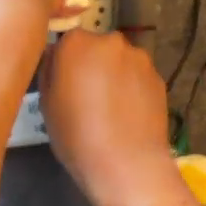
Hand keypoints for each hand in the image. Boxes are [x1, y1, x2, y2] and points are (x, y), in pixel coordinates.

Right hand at [39, 29, 179, 205]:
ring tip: (109, 110)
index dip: (62, 64)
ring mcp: (139, 58)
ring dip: (112, 76)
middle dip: (90, 66)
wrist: (126, 164)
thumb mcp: (46, 105)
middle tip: (85, 99)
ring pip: (118, 62)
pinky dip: (131, 89)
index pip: (65, 42)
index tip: (62, 87)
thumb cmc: (76, 135)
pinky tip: (127, 116)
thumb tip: (55, 61)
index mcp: (77, 44)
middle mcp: (110, 41)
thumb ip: (49, 73)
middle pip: (95, 48)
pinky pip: (137, 77)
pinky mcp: (158, 77)